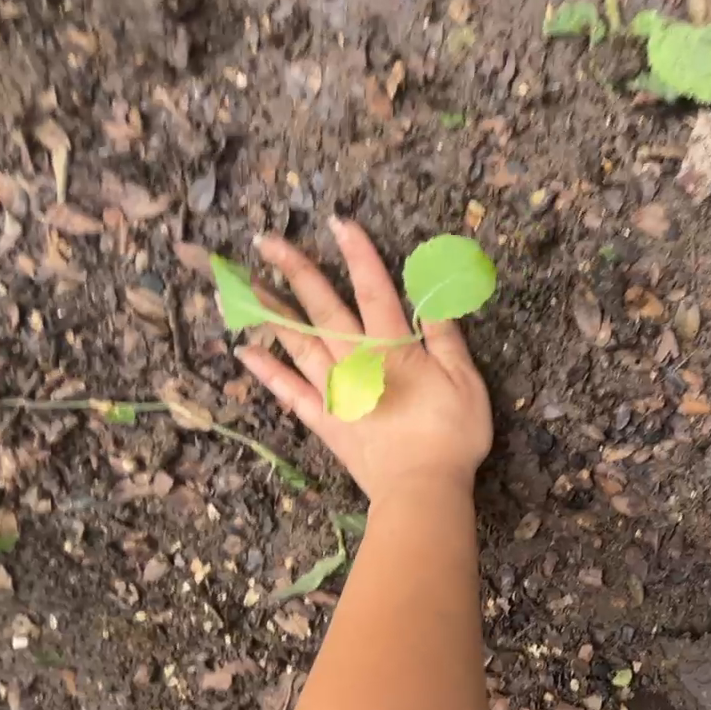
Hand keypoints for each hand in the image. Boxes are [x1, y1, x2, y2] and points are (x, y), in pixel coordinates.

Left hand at [235, 218, 493, 500]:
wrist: (423, 487)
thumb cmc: (453, 434)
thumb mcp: (467, 382)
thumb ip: (446, 339)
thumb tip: (432, 299)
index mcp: (394, 350)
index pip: (375, 292)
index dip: (359, 256)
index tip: (338, 222)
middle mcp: (356, 362)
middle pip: (324, 310)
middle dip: (298, 272)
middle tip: (266, 241)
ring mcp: (334, 391)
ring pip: (298, 343)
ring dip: (271, 312)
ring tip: (243, 284)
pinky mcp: (324, 420)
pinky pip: (289, 392)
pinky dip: (267, 371)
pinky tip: (245, 351)